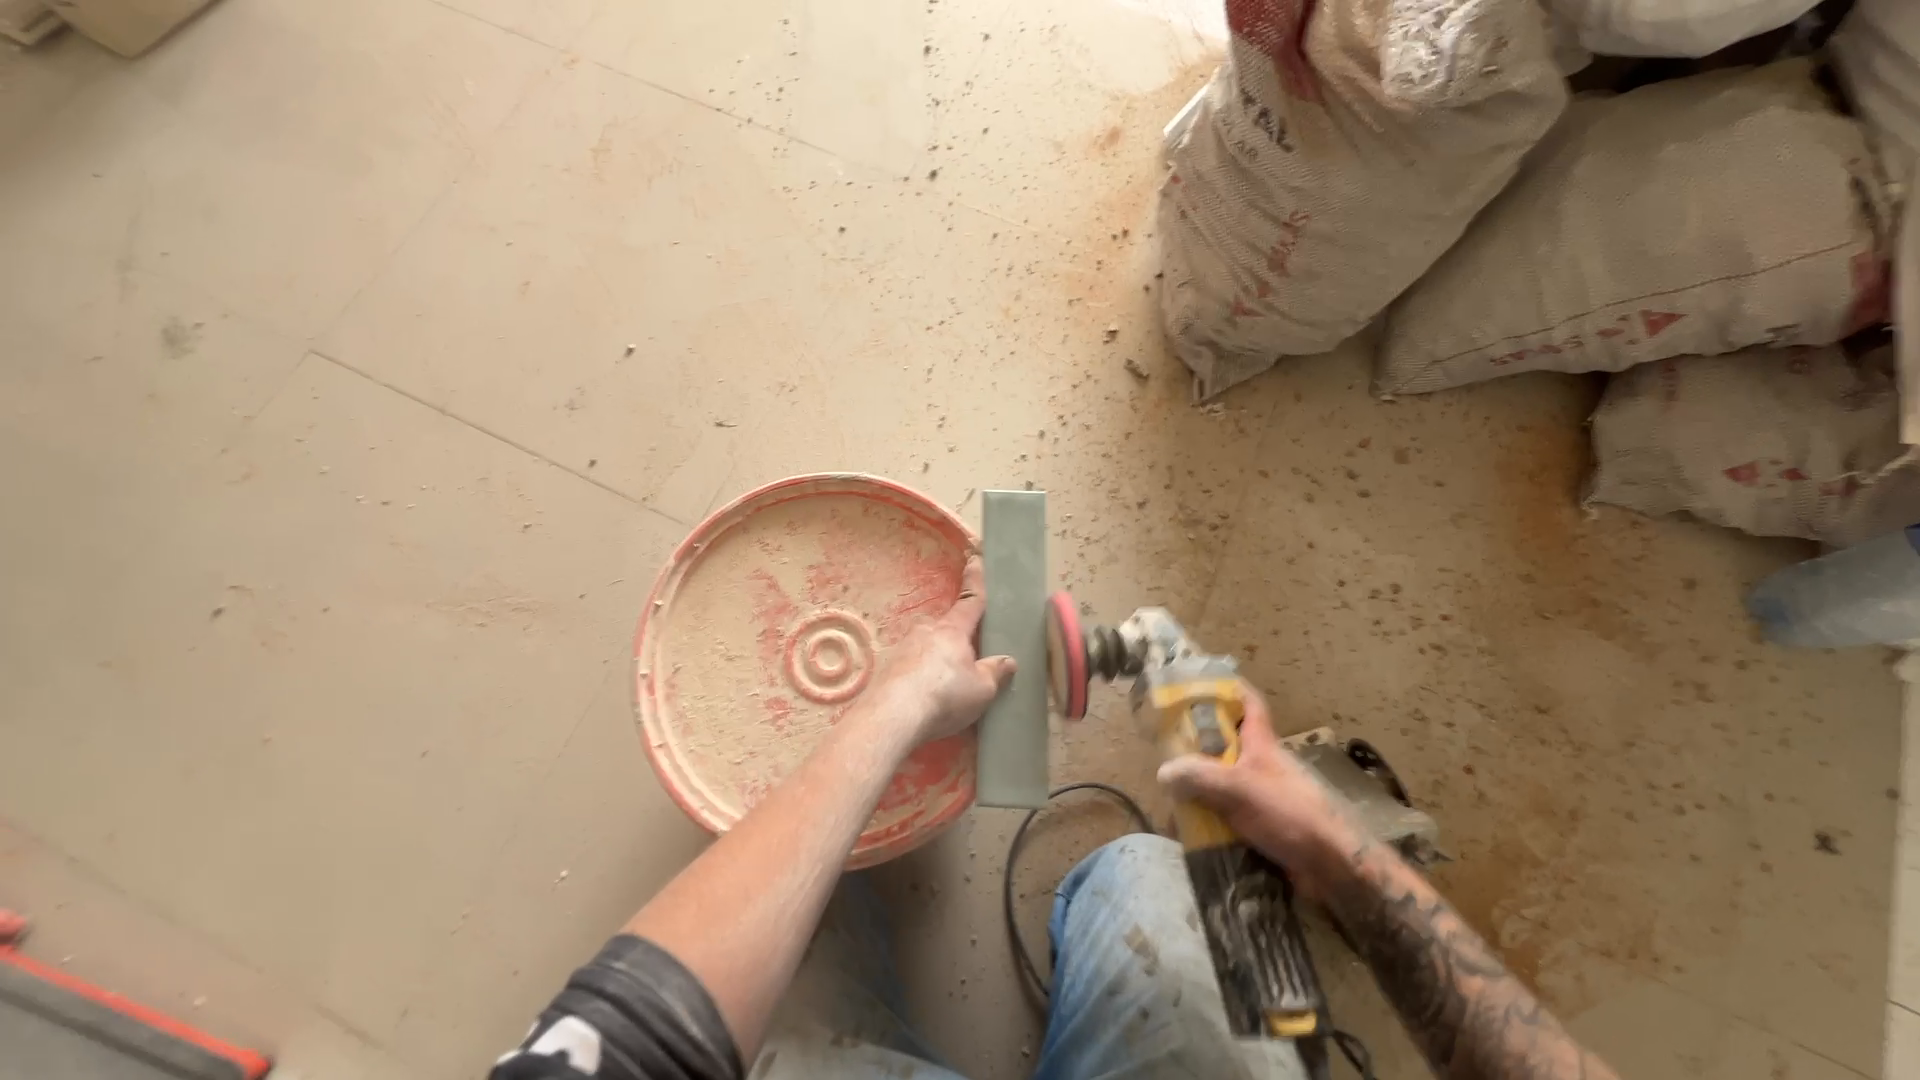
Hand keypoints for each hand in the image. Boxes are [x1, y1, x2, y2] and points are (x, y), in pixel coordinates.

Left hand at [865, 555, 1016, 745]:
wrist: (892, 717)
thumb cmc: (944, 696)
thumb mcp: (982, 689)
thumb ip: (995, 672)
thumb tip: (1007, 660)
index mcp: (952, 630)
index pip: (970, 601)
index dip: (975, 581)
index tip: (974, 560)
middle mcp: (925, 632)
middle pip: (946, 630)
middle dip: (956, 640)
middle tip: (967, 661)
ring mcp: (902, 649)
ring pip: (927, 650)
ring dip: (936, 664)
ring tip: (945, 691)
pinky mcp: (887, 670)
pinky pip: (912, 670)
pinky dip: (920, 680)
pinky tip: (925, 701)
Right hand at [1156, 685, 1367, 898]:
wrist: (1331, 864)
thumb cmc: (1289, 813)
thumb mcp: (1238, 788)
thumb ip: (1199, 776)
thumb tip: (1164, 772)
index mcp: (1262, 744)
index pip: (1250, 704)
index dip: (1231, 689)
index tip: (1204, 683)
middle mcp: (1265, 765)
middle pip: (1232, 744)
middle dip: (1203, 743)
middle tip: (1169, 746)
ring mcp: (1268, 795)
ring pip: (1229, 781)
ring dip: (1205, 785)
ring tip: (1173, 791)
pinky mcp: (1268, 824)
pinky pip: (1233, 814)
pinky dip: (1213, 817)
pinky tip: (1194, 827)